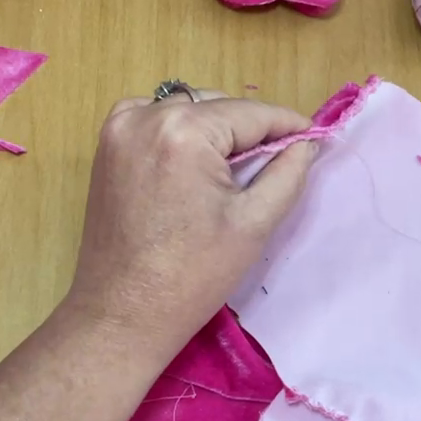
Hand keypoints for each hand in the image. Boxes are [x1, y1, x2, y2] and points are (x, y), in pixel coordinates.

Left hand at [64, 89, 317, 356]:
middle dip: (248, 130)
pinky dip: (176, 132)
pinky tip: (189, 164)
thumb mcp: (253, 224)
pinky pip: (151, 120)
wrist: (122, 314)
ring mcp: (118, 131)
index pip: (251, 113)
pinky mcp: (105, 149)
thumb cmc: (191, 277)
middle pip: (216, 106)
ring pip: (184, 109)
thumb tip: (306, 142)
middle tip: (273, 164)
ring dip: (212, 130)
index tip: (315, 137)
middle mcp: (144, 117)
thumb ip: (287, 173)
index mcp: (182, 131)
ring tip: (231, 171)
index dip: (288, 126)